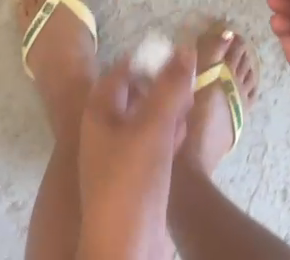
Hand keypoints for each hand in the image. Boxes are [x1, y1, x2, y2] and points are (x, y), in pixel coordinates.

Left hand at [76, 44, 197, 259]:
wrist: (127, 246)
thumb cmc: (131, 179)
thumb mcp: (153, 126)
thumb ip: (170, 86)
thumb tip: (185, 49)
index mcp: (99, 111)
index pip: (123, 70)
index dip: (149, 61)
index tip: (178, 57)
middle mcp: (105, 129)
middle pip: (137, 94)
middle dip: (163, 86)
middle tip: (190, 84)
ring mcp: (120, 155)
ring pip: (147, 119)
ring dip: (169, 111)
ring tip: (189, 108)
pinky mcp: (136, 177)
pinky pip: (153, 145)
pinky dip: (168, 136)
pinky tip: (183, 138)